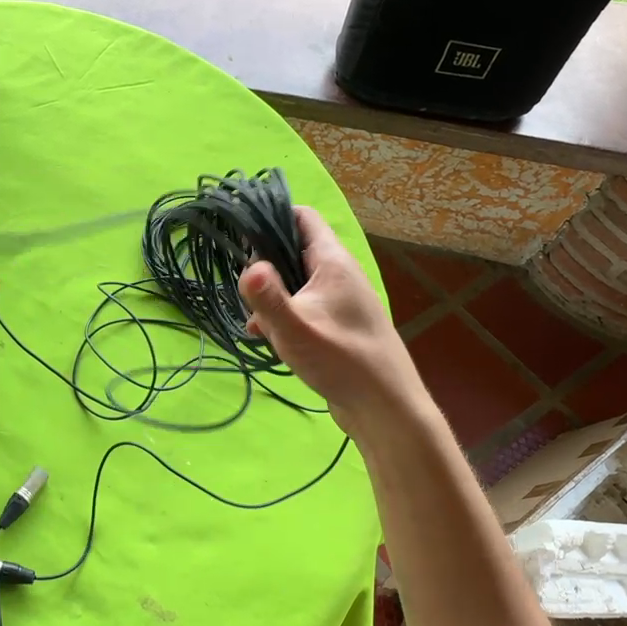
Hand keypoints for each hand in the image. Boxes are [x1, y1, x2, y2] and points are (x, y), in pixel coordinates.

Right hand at [237, 205, 428, 433]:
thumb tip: (249, 266)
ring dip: (272, 296)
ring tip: (257, 321)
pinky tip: (268, 338)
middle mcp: (339, 273)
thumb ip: (268, 297)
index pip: (302, 216)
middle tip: (246, 288)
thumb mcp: (296, 329)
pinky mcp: (338, 323)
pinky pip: (303, 305)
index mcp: (332, 261)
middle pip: (293, 248)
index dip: (270, 216)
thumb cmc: (343, 361)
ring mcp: (340, 299)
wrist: (386, 408)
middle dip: (265, 264)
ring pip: (295, 281)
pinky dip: (284, 315)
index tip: (240, 232)